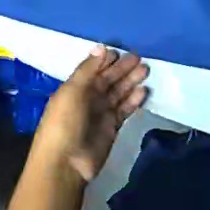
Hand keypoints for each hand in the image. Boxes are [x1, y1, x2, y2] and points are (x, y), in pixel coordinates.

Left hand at [33, 47, 147, 182]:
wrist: (66, 162)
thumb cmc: (64, 122)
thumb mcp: (72, 91)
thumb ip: (88, 69)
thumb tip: (101, 47)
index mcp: (74, 88)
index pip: (93, 69)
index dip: (106, 60)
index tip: (121, 50)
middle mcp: (88, 98)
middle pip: (108, 79)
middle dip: (122, 69)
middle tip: (139, 58)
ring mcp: (100, 113)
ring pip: (118, 93)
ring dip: (130, 82)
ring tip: (145, 70)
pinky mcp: (112, 127)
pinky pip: (124, 109)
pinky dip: (133, 100)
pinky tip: (144, 91)